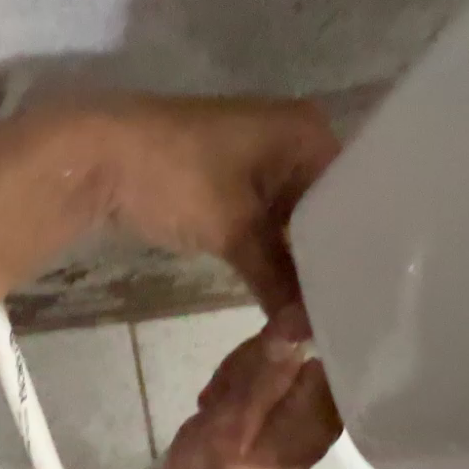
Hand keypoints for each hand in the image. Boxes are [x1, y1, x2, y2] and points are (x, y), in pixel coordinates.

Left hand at [55, 97, 340, 310]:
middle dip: (329, 261)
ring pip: (295, 222)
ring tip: (326, 312)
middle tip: (352, 314)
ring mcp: (263, 162)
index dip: (361, 249)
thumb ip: (278, 280)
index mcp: (310, 133)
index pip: (357, 197)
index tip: (371, 298)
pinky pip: (268, 223)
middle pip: (327, 211)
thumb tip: (307, 334)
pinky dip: (272, 255)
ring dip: (299, 262)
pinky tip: (288, 295)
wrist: (96, 158)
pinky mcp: (233, 185)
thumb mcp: (234, 231)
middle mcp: (295, 141)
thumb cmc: (175, 179)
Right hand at [164, 304, 343, 468]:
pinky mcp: (286, 409)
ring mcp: (305, 406)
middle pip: (294, 344)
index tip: (252, 359)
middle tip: (225, 392)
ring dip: (238, 373)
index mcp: (321, 407)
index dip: (281, 336)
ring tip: (220, 404)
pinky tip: (223, 405)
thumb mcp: (233, 419)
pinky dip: (239, 384)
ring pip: (273, 356)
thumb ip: (266, 370)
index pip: (319, 337)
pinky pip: (264, 374)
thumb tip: (300, 316)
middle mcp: (324, 404)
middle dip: (251, 361)